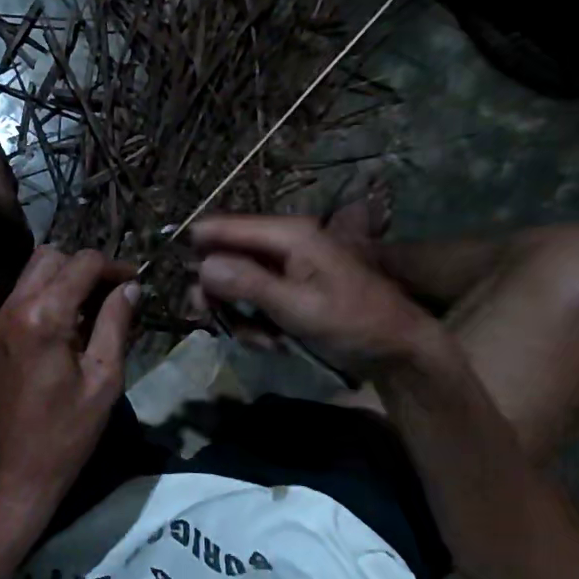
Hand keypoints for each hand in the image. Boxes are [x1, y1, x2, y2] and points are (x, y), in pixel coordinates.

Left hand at [0, 246, 138, 538]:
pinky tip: (70, 322)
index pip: (82, 264)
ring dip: (65, 276)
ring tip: (94, 306)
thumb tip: (130, 287)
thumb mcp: (104, 378)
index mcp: (43, 317)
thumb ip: (116, 323)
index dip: (113, 266)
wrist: (18, 467)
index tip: (135, 282)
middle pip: (52, 256)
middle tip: (114, 292)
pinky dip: (48, 292)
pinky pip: (23, 292)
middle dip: (86, 267)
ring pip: (34, 270)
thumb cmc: (67, 431)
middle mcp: (15, 307)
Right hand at [190, 214, 433, 368]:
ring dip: (237, 314)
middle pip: (222, 257)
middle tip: (215, 321)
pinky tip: (271, 341)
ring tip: (260, 339)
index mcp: (288, 234)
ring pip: (232, 283)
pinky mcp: (284, 289)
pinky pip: (249, 301)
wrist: (396, 351)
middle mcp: (281, 243)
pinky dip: (253, 323)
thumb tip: (202, 267)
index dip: (196, 251)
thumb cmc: (353, 322)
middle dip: (217, 292)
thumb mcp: (299, 306)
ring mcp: (282, 267)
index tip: (182, 284)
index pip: (222, 228)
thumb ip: (249, 284)